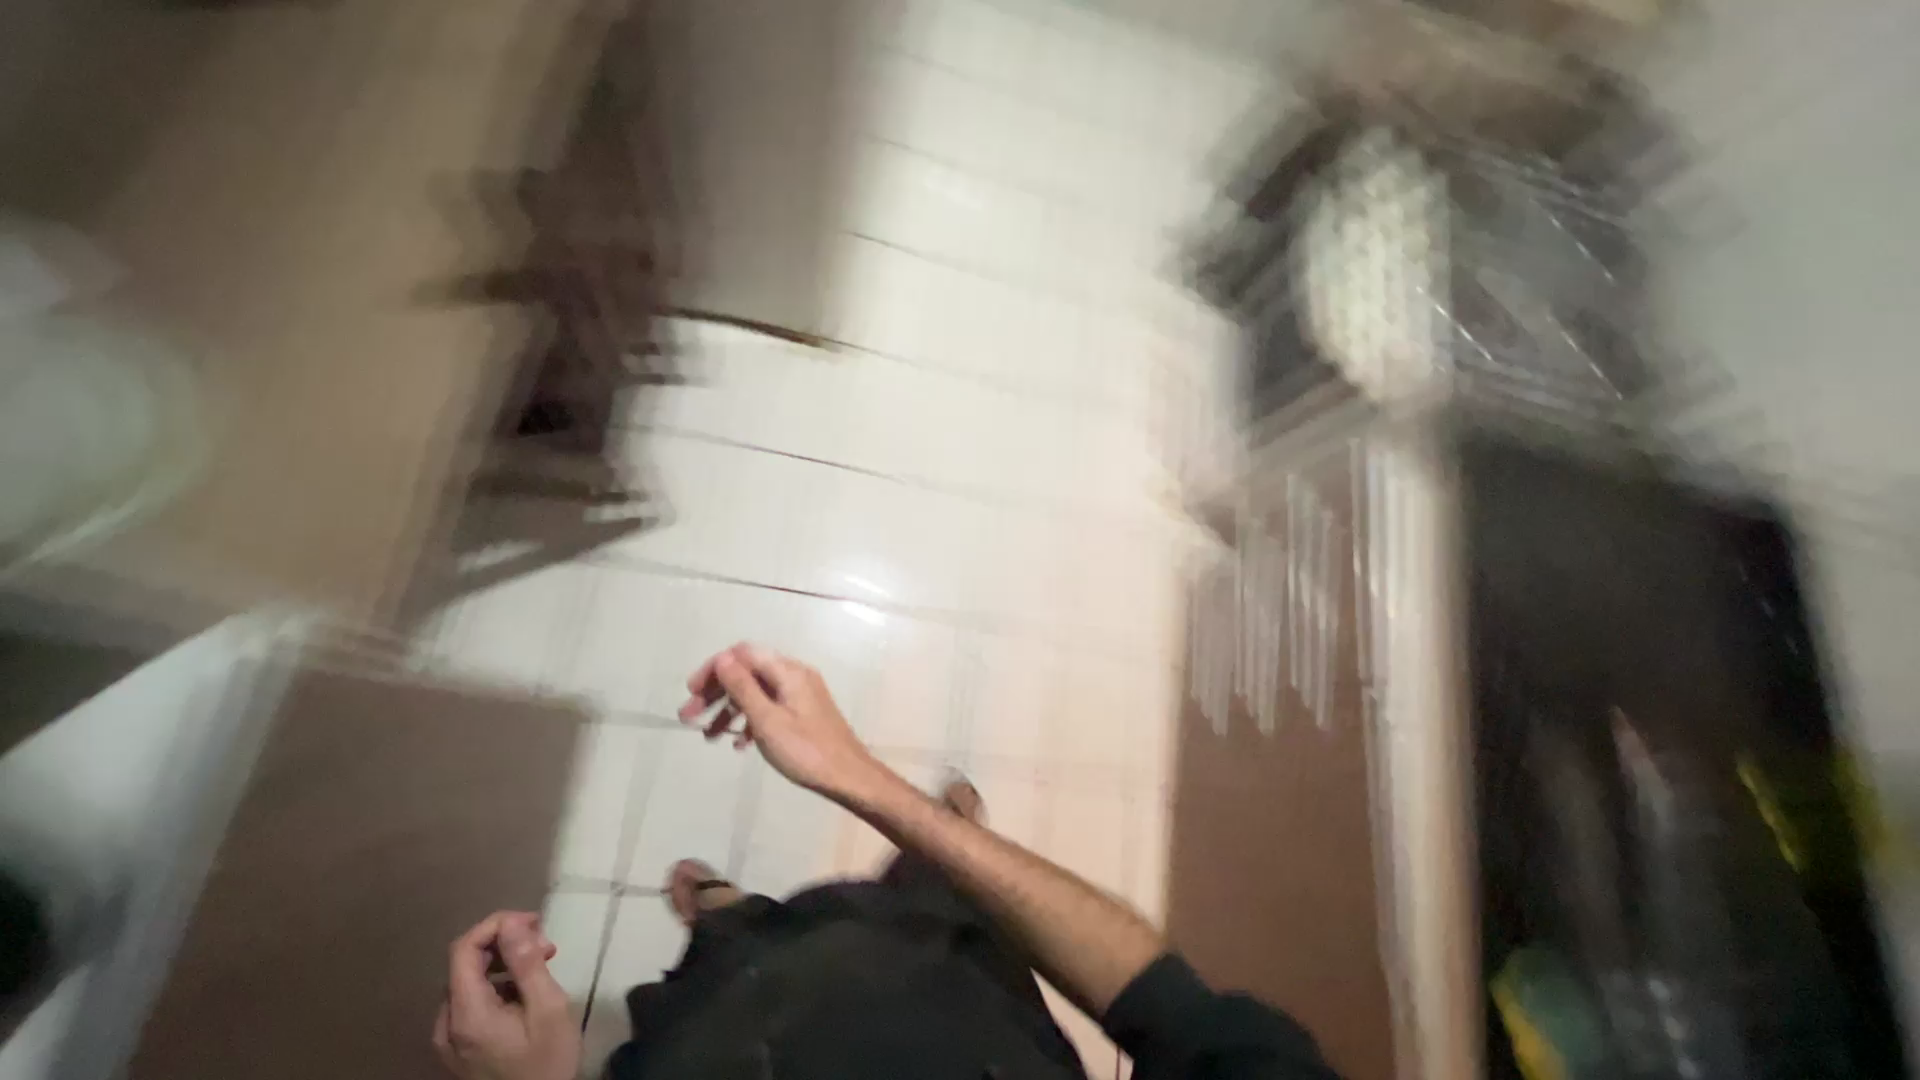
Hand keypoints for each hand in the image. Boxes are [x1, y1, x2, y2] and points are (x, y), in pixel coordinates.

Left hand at [434, 911, 580, 1079]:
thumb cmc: (547, 1061)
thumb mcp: (548, 1009)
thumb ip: (527, 964)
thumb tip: (512, 923)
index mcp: (466, 1014)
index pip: (463, 949)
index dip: (495, 924)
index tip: (534, 923)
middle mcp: (446, 1024)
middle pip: (464, 963)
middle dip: (505, 942)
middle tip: (546, 946)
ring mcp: (448, 1038)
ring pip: (468, 979)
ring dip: (503, 962)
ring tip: (541, 964)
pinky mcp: (458, 1047)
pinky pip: (470, 1000)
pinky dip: (496, 983)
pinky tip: (525, 990)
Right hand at [680, 643, 882, 798]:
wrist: (848, 777)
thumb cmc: (806, 750)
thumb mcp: (767, 721)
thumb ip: (743, 688)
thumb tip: (722, 657)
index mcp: (788, 671)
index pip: (743, 654)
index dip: (714, 668)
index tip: (692, 693)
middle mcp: (795, 675)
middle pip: (748, 672)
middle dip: (716, 692)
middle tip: (689, 717)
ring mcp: (800, 694)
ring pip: (757, 692)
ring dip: (729, 709)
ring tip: (708, 736)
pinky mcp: (803, 712)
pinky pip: (770, 707)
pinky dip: (750, 720)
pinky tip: (738, 744)